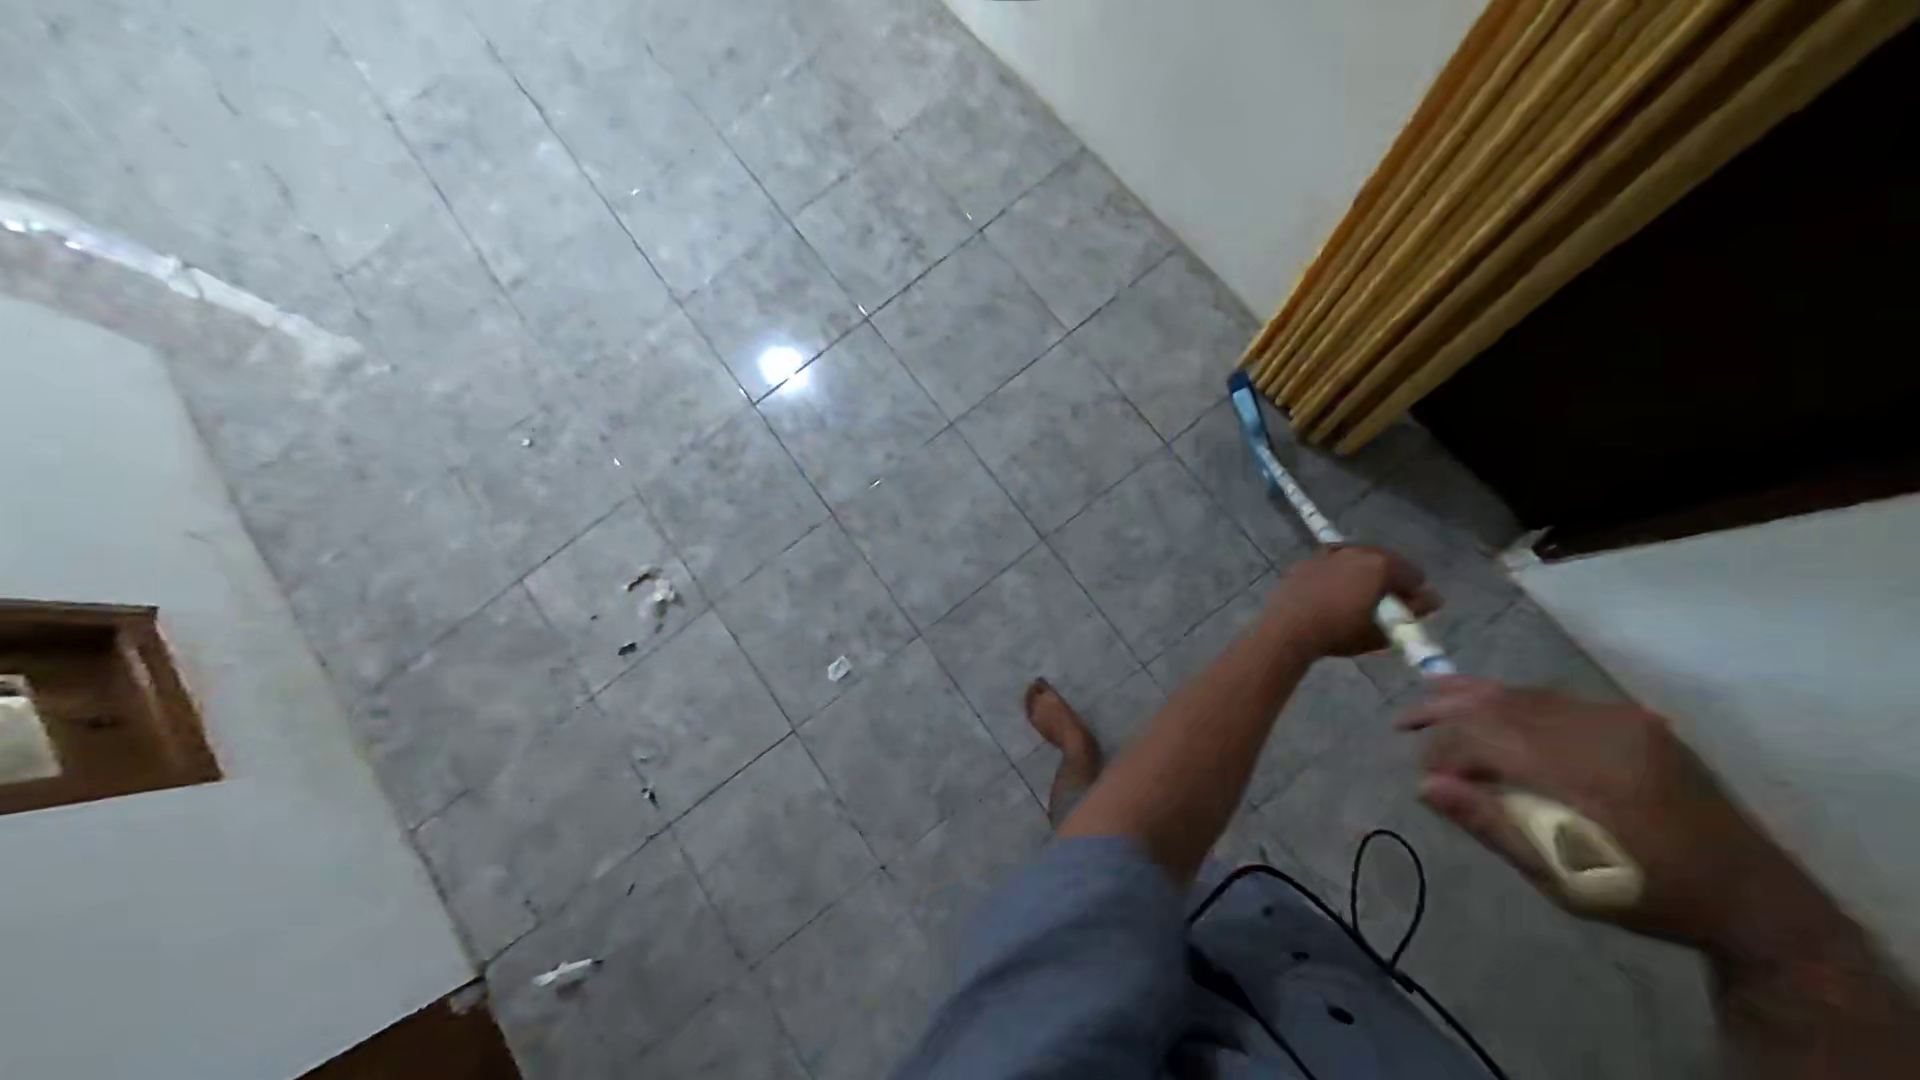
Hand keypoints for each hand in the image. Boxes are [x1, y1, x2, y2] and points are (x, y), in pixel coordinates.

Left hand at [1263, 545, 1440, 657]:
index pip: (1413, 575)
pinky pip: (1330, 563)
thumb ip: (1410, 614)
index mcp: (1380, 566)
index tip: (1412, 609)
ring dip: (1363, 571)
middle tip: (1388, 600)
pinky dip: (1337, 572)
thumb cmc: (1339, 631)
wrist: (1288, 628)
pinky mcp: (1305, 561)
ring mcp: (1327, 554)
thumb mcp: (1382, 631)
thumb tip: (1431, 601)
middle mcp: (1356, 552)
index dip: (1416, 593)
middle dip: (1390, 578)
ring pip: (1355, 557)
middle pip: (1384, 560)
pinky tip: (1333, 588)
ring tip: (1361, 592)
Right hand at [1400, 678, 1833, 954]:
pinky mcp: (1629, 719)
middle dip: (1443, 710)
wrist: (1753, 897)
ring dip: (1469, 696)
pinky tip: (1482, 698)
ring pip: (1522, 693)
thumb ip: (1491, 824)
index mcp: (1582, 771)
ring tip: (1426, 698)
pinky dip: (1508, 698)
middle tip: (1401, 723)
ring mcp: (1618, 719)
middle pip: (1498, 704)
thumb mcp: (1562, 877)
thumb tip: (1425, 785)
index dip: (1443, 751)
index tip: (1423, 778)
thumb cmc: (1645, 894)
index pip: (1485, 738)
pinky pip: (1552, 698)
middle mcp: (1598, 729)